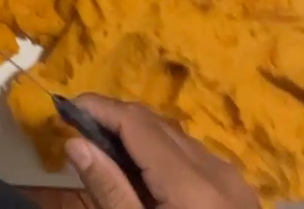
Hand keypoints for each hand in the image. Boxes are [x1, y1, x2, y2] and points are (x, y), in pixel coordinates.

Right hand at [65, 95, 256, 208]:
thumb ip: (109, 191)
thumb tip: (75, 142)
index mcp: (193, 187)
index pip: (136, 122)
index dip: (98, 108)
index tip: (63, 109)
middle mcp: (218, 172)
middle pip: (155, 123)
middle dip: (113, 118)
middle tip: (78, 130)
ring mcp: (234, 183)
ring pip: (173, 136)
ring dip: (136, 134)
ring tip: (105, 151)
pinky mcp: (240, 195)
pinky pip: (192, 155)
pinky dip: (160, 151)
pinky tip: (143, 174)